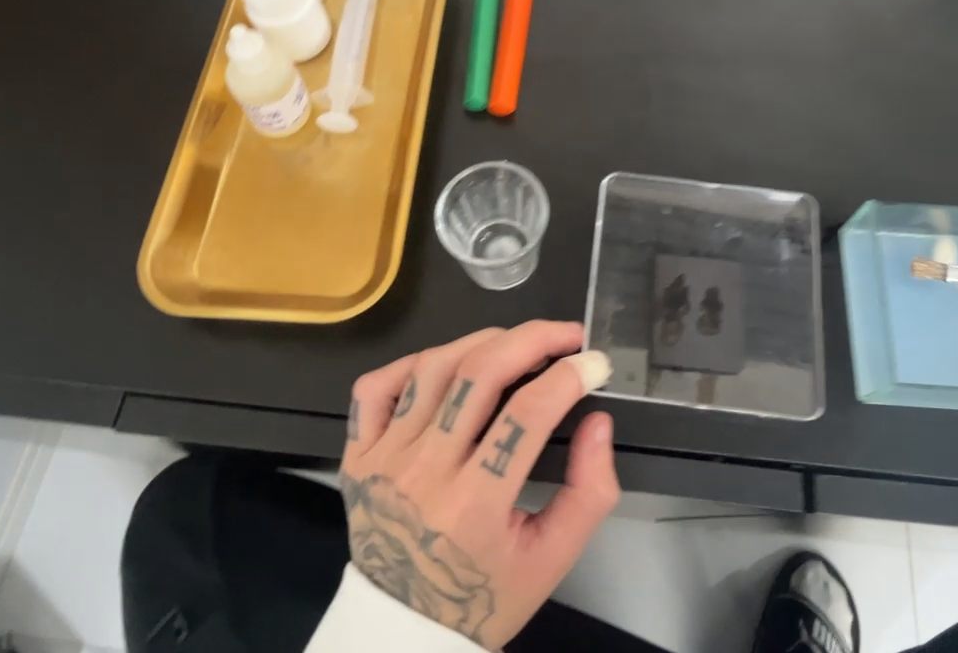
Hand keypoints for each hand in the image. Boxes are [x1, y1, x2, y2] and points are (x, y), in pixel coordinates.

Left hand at [341, 321, 618, 648]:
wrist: (406, 630)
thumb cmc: (487, 594)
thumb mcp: (554, 557)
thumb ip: (589, 491)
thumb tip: (598, 420)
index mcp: (475, 504)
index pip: (528, 413)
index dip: (570, 376)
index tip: (596, 363)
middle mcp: (424, 472)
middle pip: (480, 373)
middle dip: (533, 339)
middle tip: (566, 334)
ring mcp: (384, 458)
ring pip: (433, 367)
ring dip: (483, 342)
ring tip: (517, 344)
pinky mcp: (358, 454)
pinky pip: (377, 387)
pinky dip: (413, 362)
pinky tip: (448, 365)